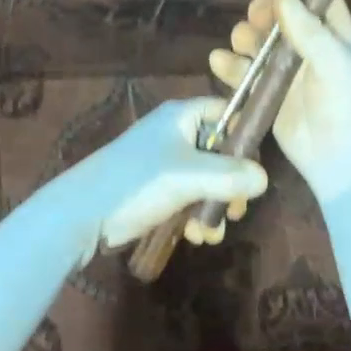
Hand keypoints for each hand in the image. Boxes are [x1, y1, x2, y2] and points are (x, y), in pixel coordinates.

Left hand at [60, 97, 267, 250]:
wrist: (85, 212)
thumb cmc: (138, 182)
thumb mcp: (188, 176)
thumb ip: (230, 175)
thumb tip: (265, 178)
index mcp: (181, 115)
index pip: (227, 112)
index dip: (245, 137)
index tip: (255, 170)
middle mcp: (176, 133)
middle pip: (222, 152)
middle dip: (232, 185)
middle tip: (236, 212)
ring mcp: (165, 161)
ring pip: (208, 179)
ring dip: (214, 207)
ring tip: (208, 234)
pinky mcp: (157, 188)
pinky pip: (190, 195)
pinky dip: (197, 214)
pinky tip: (195, 237)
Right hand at [208, 0, 350, 202]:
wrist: (342, 165)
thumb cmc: (350, 108)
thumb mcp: (336, 64)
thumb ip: (309, 30)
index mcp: (335, 35)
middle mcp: (309, 48)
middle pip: (279, 16)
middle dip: (264, 11)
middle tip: (258, 18)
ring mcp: (285, 73)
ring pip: (256, 41)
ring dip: (245, 36)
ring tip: (243, 44)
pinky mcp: (266, 96)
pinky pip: (241, 73)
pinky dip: (229, 65)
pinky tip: (222, 63)